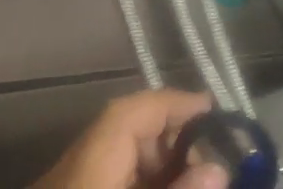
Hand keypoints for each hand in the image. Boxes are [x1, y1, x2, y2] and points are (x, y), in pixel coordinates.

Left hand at [32, 89, 228, 188]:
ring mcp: (64, 181)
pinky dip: (138, 178)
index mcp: (87, 159)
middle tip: (210, 159)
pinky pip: (106, 176)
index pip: (127, 112)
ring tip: (194, 176)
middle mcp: (71, 163)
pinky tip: (163, 186)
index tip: (212, 106)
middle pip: (122, 131)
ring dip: (156, 162)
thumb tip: (218, 167)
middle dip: (169, 137)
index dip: (170, 102)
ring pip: (115, 156)